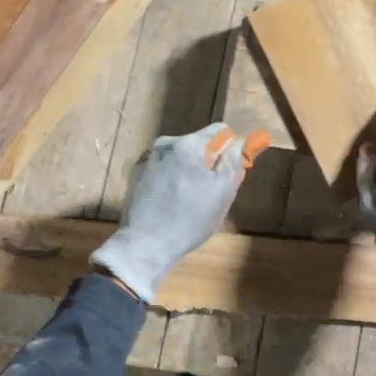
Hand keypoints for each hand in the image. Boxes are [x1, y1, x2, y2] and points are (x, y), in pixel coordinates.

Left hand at [91, 122, 247, 302]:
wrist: (146, 245)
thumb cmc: (190, 219)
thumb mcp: (223, 192)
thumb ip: (234, 161)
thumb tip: (239, 142)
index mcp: (189, 143)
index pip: (220, 130)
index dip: (230, 147)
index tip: (231, 168)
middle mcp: (166, 143)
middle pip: (198, 143)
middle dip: (208, 160)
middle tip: (211, 189)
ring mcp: (148, 158)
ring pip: (179, 156)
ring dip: (188, 168)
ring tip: (189, 197)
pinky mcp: (136, 175)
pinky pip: (163, 167)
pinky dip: (171, 177)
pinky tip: (170, 200)